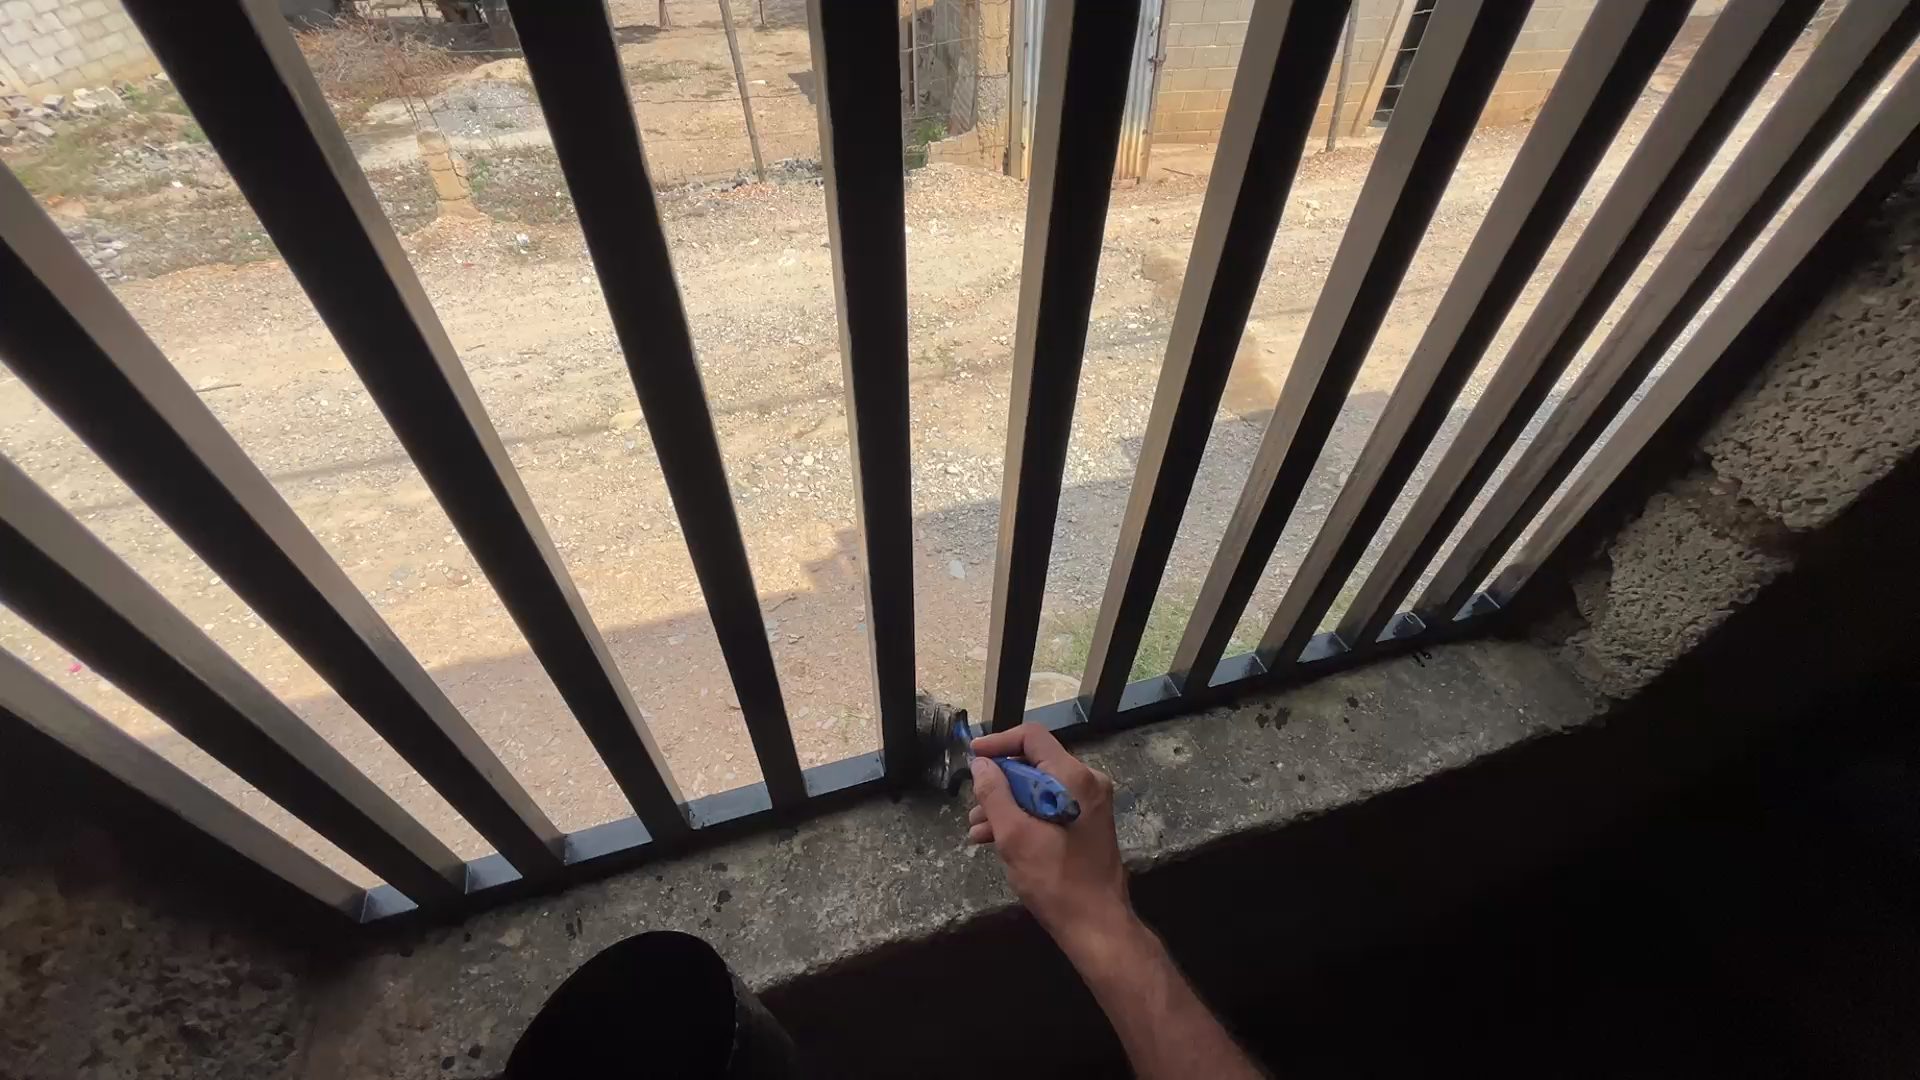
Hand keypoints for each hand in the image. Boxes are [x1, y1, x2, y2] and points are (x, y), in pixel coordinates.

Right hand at [967, 723, 1130, 952]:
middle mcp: (1087, 782)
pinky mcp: (1087, 821)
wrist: (1099, 928)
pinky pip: (1049, 805)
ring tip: (978, 829)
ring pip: (1039, 787)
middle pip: (1034, 763)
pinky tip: (997, 837)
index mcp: (1074, 778)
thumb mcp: (1015, 836)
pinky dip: (1024, 815)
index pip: (1032, 737)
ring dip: (1007, 802)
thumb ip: (994, 794)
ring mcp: (1090, 802)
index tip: (973, 757)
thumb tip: (980, 764)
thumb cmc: (1056, 882)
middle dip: (1000, 781)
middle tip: (974, 804)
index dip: (998, 743)